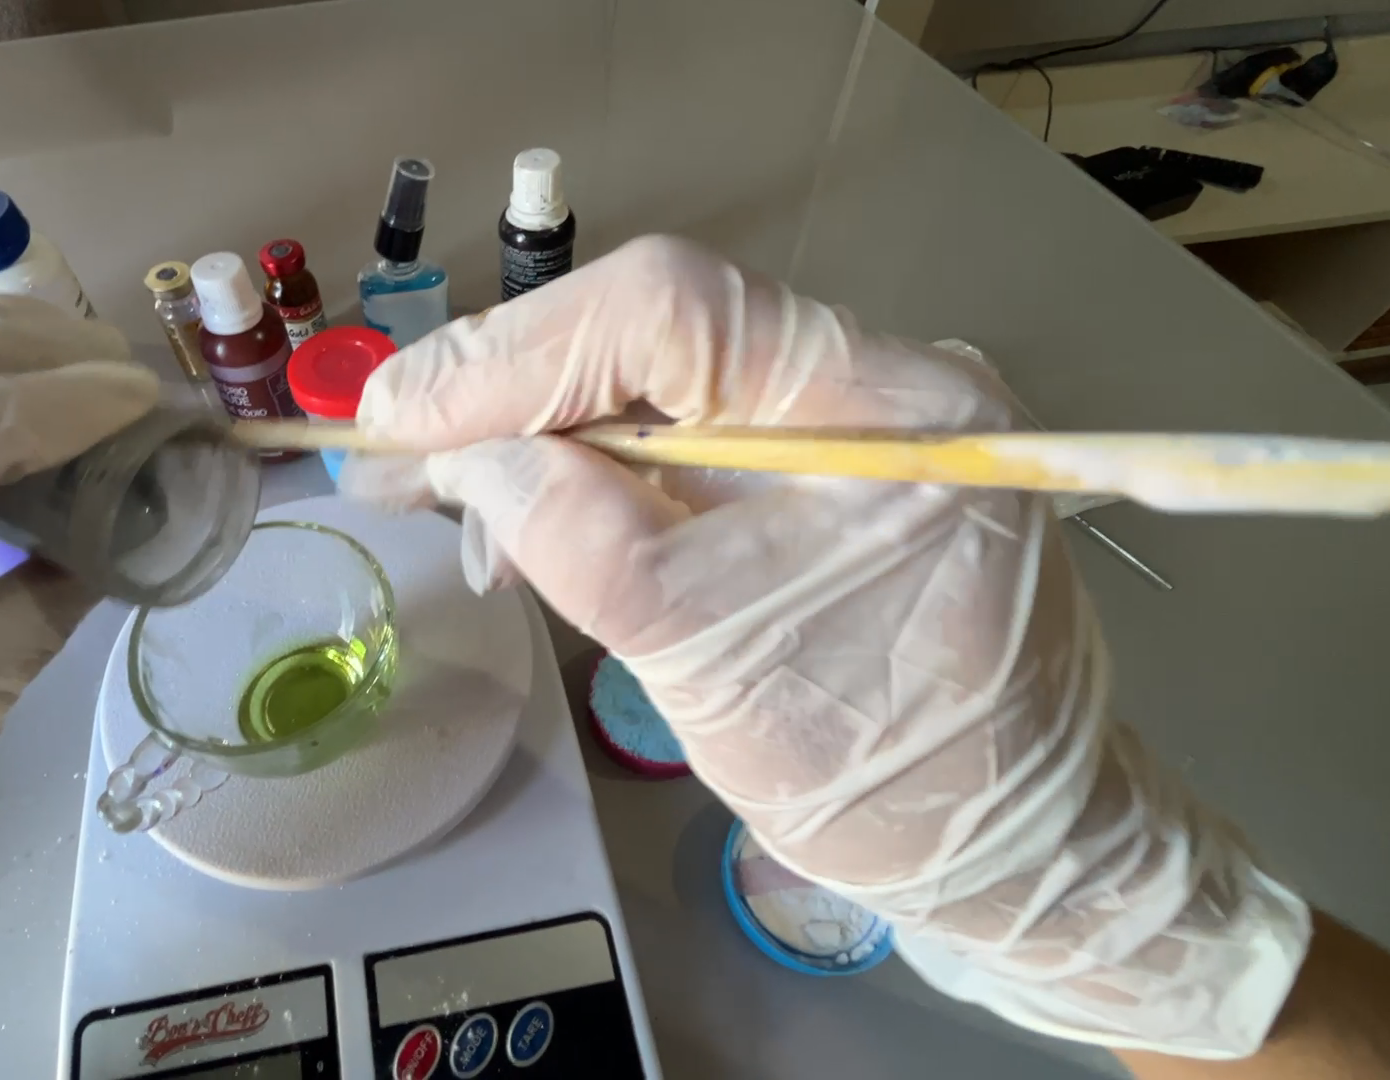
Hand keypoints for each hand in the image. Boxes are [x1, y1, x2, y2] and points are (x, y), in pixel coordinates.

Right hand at [343, 236, 1308, 1057]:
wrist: (1000, 835)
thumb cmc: (879, 771)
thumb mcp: (710, 660)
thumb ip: (583, 544)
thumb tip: (467, 459)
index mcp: (882, 407)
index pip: (672, 312)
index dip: (517, 352)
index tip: (402, 414)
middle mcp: (863, 380)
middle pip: (648, 332)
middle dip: (504, 384)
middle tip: (389, 438)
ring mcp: (831, 420)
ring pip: (644, 381)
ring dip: (527, 424)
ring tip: (431, 475)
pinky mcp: (798, 467)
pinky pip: (666, 437)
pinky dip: (574, 462)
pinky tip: (512, 496)